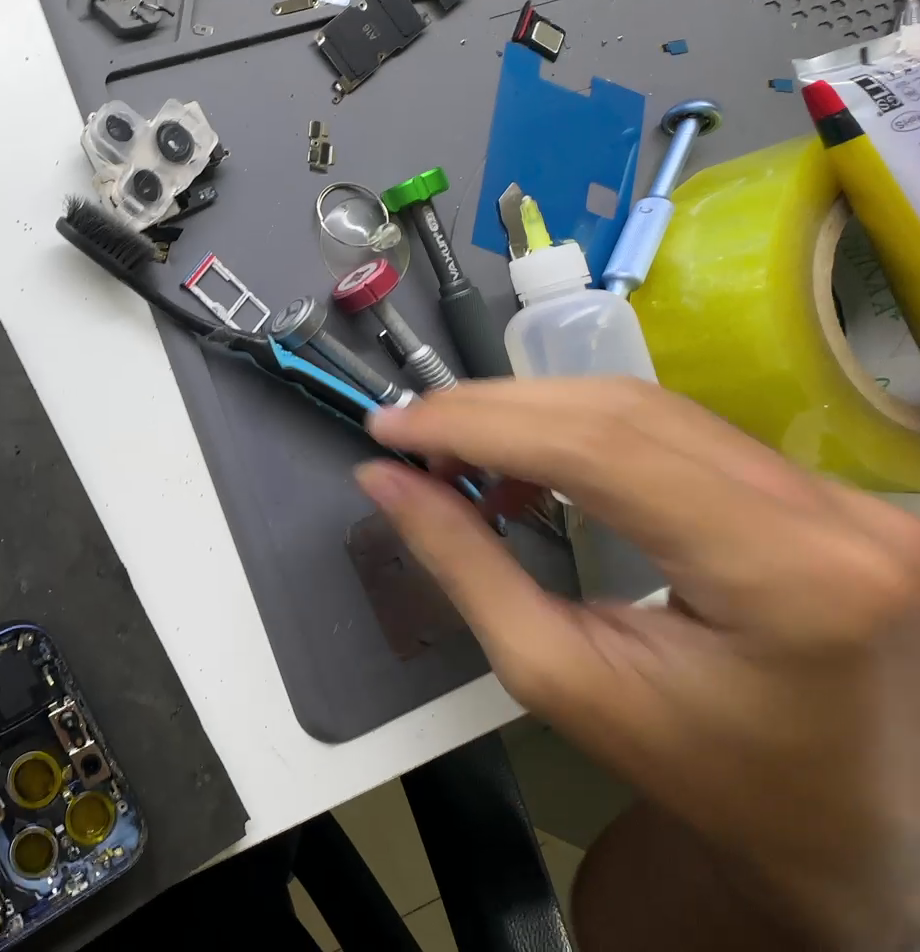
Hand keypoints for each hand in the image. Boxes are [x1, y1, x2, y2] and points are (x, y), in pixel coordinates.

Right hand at [357, 379, 919, 948]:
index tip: (387, 427)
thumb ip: (463, 564)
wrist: (833, 811)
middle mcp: (833, 514)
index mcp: (783, 575)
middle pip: (623, 412)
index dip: (479, 425)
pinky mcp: (821, 492)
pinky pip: (672, 431)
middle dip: (492, 410)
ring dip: (527, 415)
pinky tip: (522, 469)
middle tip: (404, 431)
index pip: (601, 451)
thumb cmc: (691, 764)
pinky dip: (573, 434)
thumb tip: (382, 479)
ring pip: (645, 408)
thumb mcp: (550, 673)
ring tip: (449, 452)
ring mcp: (839, 496)